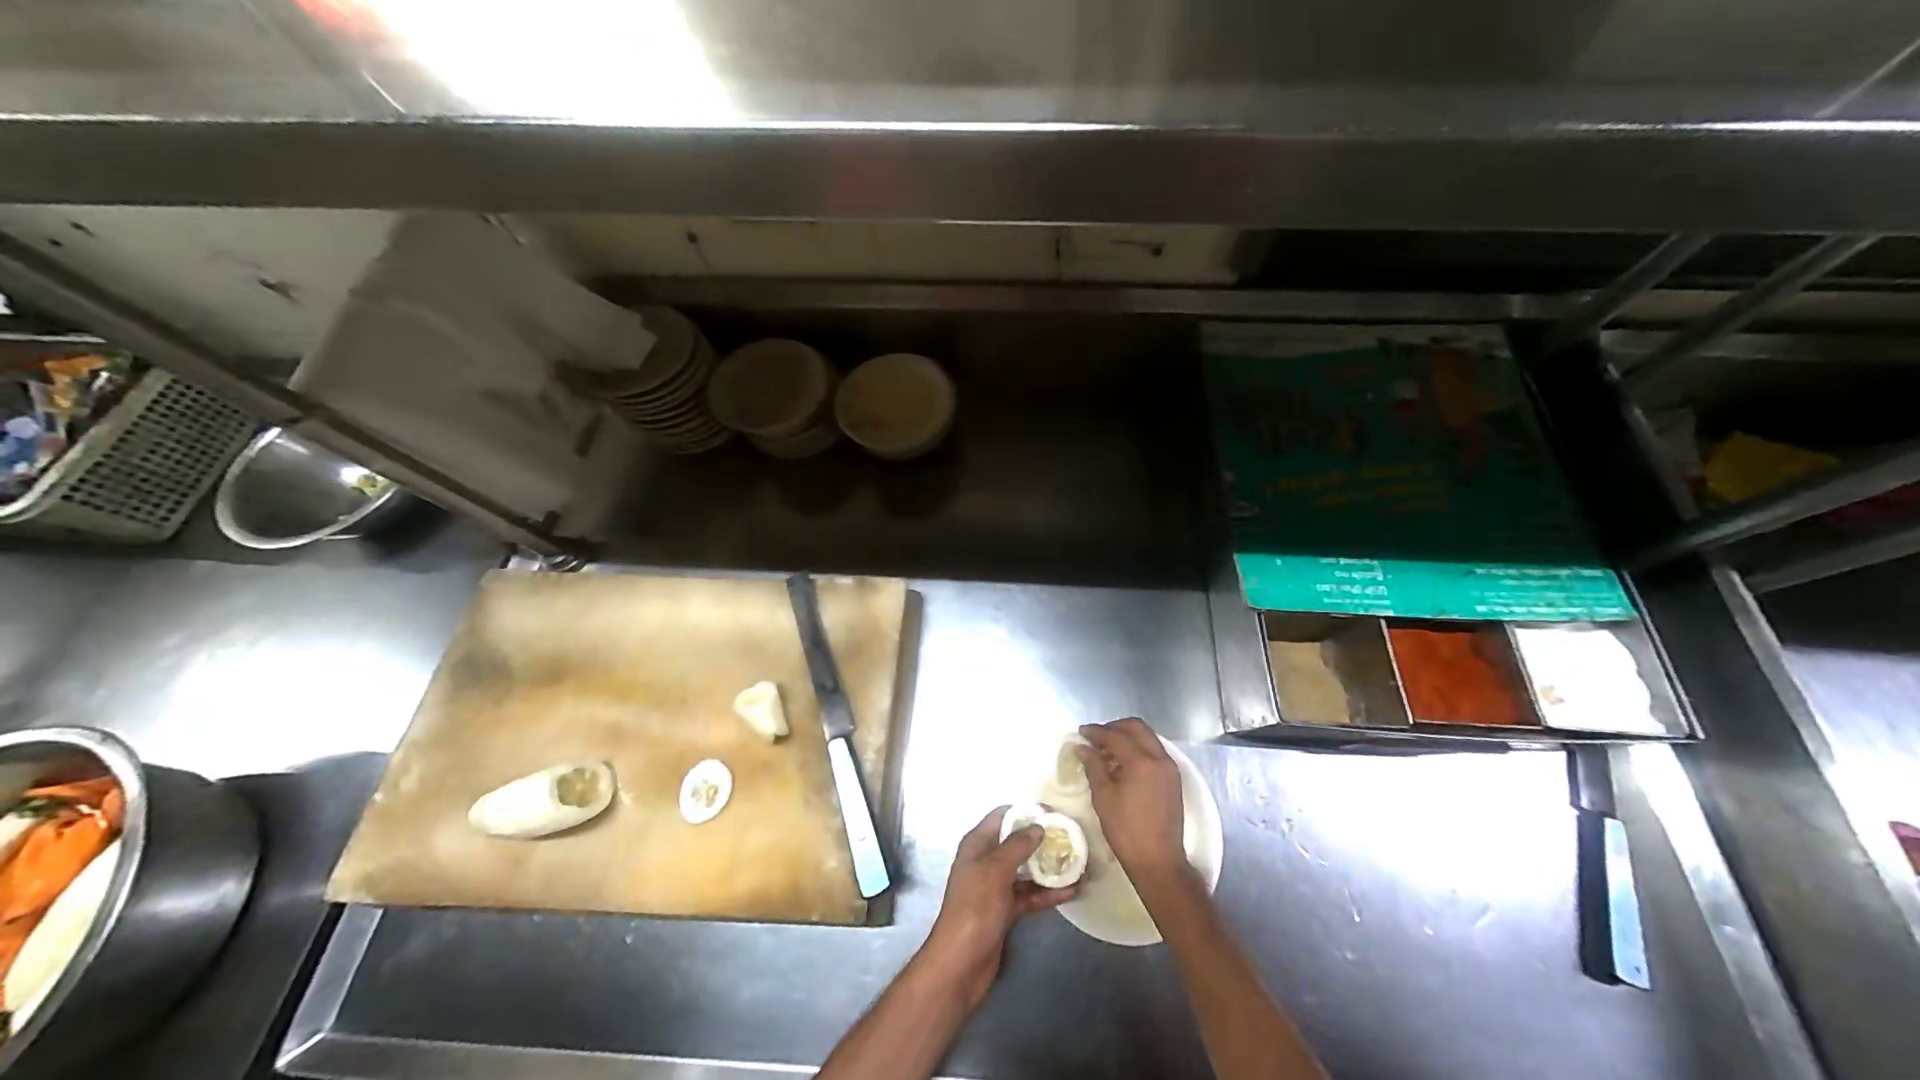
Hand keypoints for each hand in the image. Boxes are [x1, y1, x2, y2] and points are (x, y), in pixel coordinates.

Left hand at [922, 807, 1077, 1007]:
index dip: (1026, 812)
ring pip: (1026, 870)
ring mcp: (996, 887)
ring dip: (1049, 867)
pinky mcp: (1005, 910)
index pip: (1002, 816)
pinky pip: (1029, 895)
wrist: (961, 963)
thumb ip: (1017, 846)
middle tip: (1073, 838)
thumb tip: (1038, 826)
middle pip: (1017, 842)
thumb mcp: (995, 871)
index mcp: (977, 845)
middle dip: (1042, 840)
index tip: (1054, 812)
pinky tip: (1071, 891)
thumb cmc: (974, 909)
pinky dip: (1047, 892)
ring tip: (1078, 863)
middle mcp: (986, 861)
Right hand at [1077, 717, 1190, 891]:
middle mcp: (1160, 759)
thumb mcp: (1103, 796)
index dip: (1096, 732)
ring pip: (1148, 738)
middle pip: (1137, 727)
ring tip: (1106, 751)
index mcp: (1142, 762)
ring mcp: (1170, 768)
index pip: (1116, 736)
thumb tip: (1083, 747)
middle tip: (1096, 737)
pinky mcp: (1173, 779)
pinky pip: (1154, 752)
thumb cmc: (1126, 830)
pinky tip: (1122, 764)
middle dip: (1114, 727)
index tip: (1081, 732)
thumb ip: (1093, 765)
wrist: (1158, 860)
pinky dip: (1138, 750)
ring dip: (1127, 738)